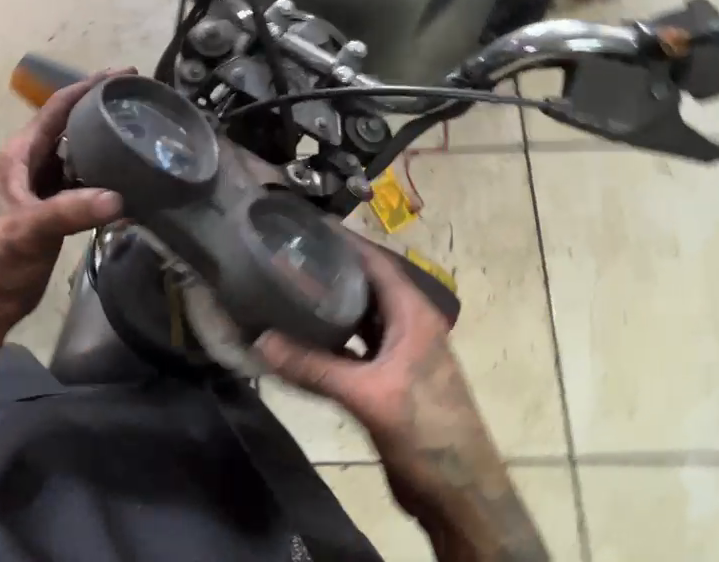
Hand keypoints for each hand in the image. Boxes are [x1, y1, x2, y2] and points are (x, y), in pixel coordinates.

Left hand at [0, 70, 126, 335]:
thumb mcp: (30, 228)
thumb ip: (71, 211)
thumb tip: (119, 198)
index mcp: (22, 154)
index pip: (58, 107)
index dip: (89, 86)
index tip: (124, 73)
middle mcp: (35, 162)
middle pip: (73, 125)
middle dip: (104, 109)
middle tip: (142, 101)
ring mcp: (47, 186)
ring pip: (82, 153)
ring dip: (108, 142)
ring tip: (144, 132)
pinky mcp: (58, 208)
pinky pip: (87, 181)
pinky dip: (109, 175)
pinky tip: (134, 178)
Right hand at [255, 239, 491, 522]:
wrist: (458, 493)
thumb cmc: (425, 430)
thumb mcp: (366, 394)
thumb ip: (312, 367)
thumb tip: (259, 341)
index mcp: (413, 314)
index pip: (375, 261)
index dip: (343, 241)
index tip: (304, 225)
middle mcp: (408, 325)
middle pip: (365, 286)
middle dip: (328, 270)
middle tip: (284, 256)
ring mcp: (399, 353)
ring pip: (359, 317)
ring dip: (328, 306)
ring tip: (285, 289)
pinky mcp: (388, 380)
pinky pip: (354, 347)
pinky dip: (329, 340)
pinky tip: (298, 338)